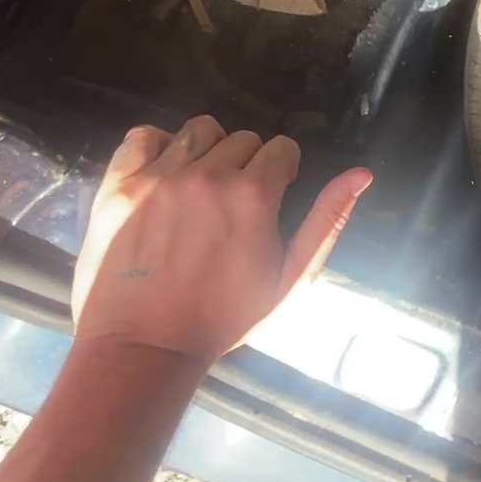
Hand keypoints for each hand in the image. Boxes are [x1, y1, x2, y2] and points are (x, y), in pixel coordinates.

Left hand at [71, 116, 372, 365]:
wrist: (143, 350)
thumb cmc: (225, 317)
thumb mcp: (291, 277)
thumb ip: (328, 220)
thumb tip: (362, 174)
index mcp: (254, 195)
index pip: (281, 148)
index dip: (283, 171)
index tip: (271, 198)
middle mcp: (209, 176)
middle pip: (243, 138)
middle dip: (248, 163)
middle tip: (234, 201)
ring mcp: (159, 178)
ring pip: (199, 131)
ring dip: (208, 150)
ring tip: (200, 185)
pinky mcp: (118, 186)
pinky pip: (142, 135)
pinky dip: (157, 145)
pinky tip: (163, 172)